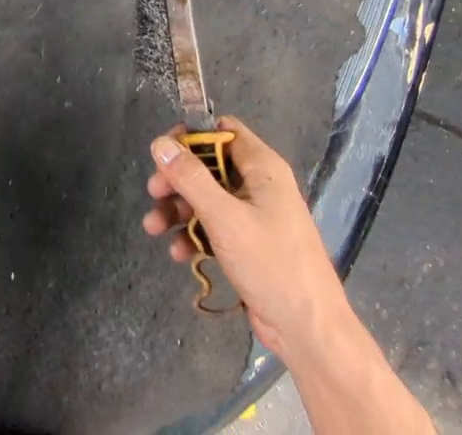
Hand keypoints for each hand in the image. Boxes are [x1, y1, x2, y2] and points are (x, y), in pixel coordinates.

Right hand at [141, 117, 349, 360]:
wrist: (307, 329)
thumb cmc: (270, 264)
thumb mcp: (224, 217)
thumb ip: (190, 177)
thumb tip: (160, 143)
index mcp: (263, 170)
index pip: (224, 132)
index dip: (191, 136)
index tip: (162, 151)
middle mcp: (259, 187)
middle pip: (208, 166)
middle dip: (176, 179)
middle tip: (153, 193)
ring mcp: (254, 217)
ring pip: (205, 199)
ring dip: (177, 210)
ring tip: (153, 229)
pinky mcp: (247, 244)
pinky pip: (212, 227)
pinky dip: (192, 235)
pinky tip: (178, 253)